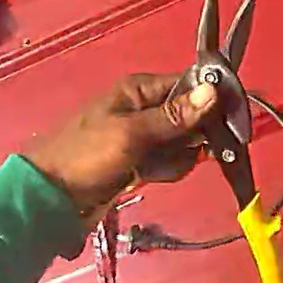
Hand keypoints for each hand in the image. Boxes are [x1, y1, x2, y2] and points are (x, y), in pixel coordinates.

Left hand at [25, 73, 219, 217]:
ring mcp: (144, 136)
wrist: (52, 198)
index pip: (189, 85)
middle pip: (192, 117)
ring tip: (152, 167)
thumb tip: (214, 90)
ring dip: (176, 159)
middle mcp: (145, 108)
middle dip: (192, 138)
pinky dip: (165, 170)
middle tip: (178, 152)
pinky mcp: (142, 161)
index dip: (211, 102)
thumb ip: (174, 116)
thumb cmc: (87, 157)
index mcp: (139, 90)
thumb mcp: (131, 134)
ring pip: (184, 144)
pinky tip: (148, 176)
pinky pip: (170, 162)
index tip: (230, 123)